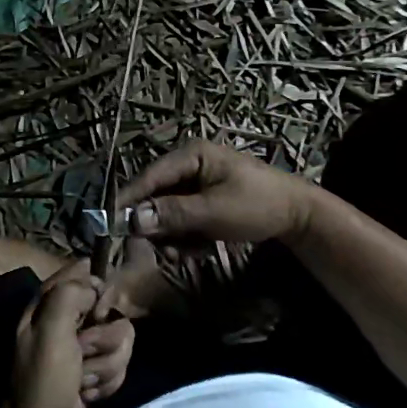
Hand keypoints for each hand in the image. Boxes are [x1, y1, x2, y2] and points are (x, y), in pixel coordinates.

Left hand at [5, 264, 128, 407]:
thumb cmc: (41, 379)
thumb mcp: (49, 333)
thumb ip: (70, 297)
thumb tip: (95, 287)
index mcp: (53, 300)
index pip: (87, 272)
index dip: (99, 292)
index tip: (97, 314)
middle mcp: (71, 315)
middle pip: (113, 309)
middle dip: (104, 339)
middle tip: (82, 353)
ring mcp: (86, 341)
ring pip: (122, 338)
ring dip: (105, 365)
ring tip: (82, 379)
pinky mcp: (97, 364)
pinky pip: (121, 361)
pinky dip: (107, 381)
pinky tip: (87, 391)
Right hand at [116, 140, 317, 245]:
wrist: (297, 215)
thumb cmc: (257, 205)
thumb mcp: (214, 211)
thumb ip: (173, 214)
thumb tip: (133, 220)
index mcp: (191, 155)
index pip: (149, 176)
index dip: (129, 200)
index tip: (109, 224)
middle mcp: (188, 165)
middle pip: (154, 196)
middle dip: (157, 226)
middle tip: (166, 252)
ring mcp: (196, 182)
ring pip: (166, 212)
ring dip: (173, 236)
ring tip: (191, 252)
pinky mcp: (202, 200)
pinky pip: (181, 219)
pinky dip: (185, 237)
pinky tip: (201, 249)